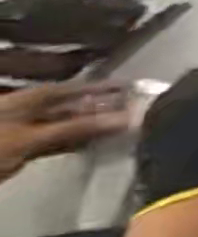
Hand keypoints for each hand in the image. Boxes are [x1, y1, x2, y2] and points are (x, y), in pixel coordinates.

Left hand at [0, 82, 128, 184]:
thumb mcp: (32, 137)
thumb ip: (80, 127)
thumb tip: (130, 117)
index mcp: (23, 101)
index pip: (69, 88)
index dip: (99, 86)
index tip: (133, 85)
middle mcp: (24, 113)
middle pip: (69, 107)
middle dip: (101, 108)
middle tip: (137, 108)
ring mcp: (22, 133)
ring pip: (65, 126)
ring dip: (92, 127)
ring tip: (126, 126)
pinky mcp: (22, 151)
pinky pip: (58, 142)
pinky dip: (78, 141)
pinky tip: (100, 142)